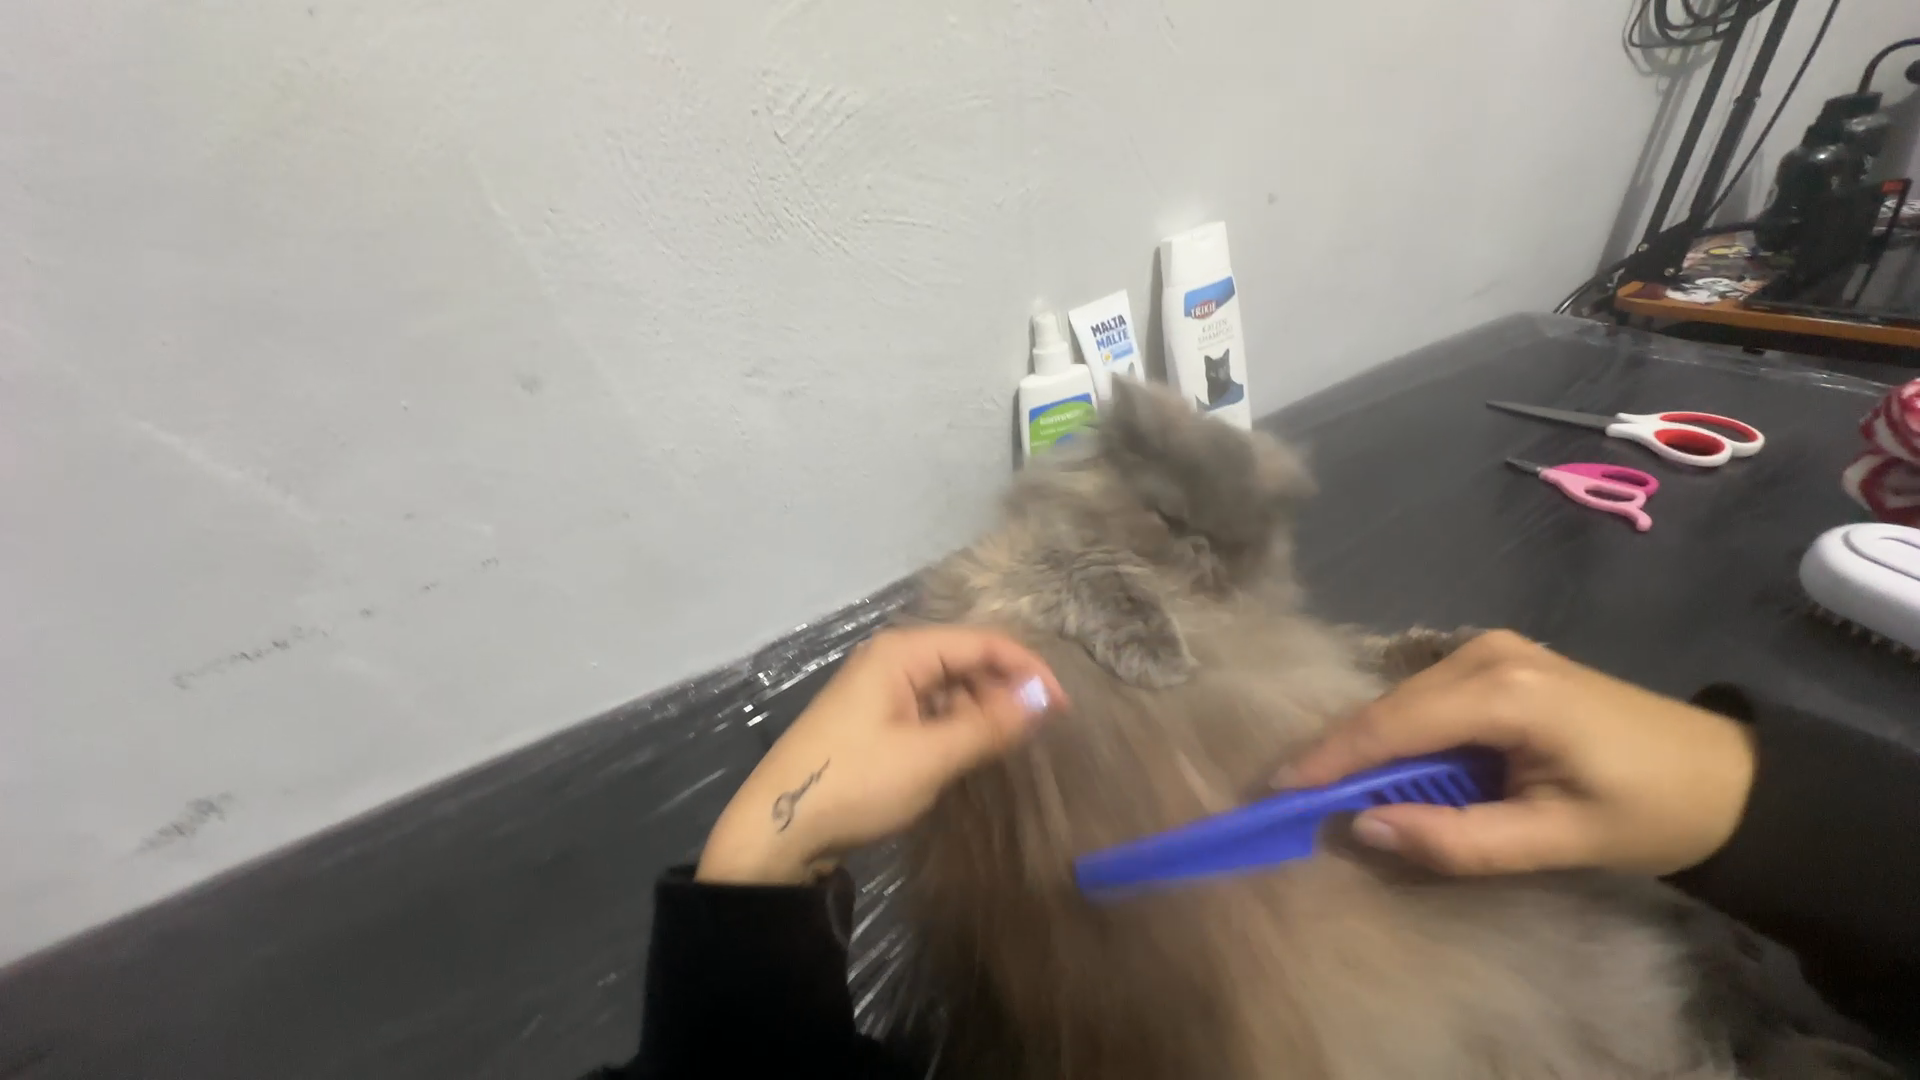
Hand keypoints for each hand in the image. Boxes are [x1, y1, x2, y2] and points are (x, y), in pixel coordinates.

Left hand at [696, 627, 1064, 884]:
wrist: (777, 830)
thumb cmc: (856, 782)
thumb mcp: (929, 756)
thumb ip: (990, 725)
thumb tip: (1043, 700)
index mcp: (902, 651)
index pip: (982, 642)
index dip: (1027, 669)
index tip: (1062, 707)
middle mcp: (892, 659)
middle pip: (965, 659)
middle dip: (1005, 689)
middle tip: (1039, 730)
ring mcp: (881, 688)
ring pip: (949, 686)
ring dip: (982, 709)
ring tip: (1009, 743)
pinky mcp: (876, 718)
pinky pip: (930, 709)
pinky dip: (957, 725)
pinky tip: (971, 748)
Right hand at [1284, 631, 1755, 876]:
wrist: (1732, 776)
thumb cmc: (1654, 813)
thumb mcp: (1560, 841)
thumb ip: (1460, 840)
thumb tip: (1363, 826)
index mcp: (1508, 692)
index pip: (1394, 725)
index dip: (1332, 758)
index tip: (1278, 788)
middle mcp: (1484, 653)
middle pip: (1388, 707)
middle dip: (1341, 753)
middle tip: (1297, 796)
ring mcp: (1485, 648)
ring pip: (1398, 699)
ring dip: (1367, 745)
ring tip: (1333, 787)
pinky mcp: (1488, 656)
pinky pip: (1419, 695)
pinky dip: (1397, 733)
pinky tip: (1387, 763)